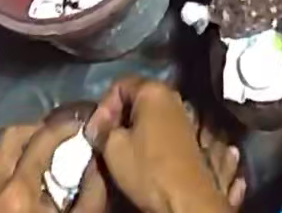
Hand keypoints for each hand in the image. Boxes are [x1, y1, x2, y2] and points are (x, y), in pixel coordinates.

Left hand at [0, 118, 105, 212]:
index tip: (83, 127)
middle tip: (60, 138)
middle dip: (38, 128)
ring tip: (42, 155)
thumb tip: (97, 166)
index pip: (43, 137)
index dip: (66, 126)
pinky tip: (22, 179)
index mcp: (19, 191)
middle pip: (12, 135)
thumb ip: (91, 198)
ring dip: (20, 145)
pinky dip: (6, 165)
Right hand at [90, 78, 242, 212]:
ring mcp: (179, 112)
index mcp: (153, 89)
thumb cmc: (148, 168)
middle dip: (115, 117)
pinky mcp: (184, 131)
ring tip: (116, 151)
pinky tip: (135, 156)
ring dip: (128, 128)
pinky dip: (143, 136)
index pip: (119, 84)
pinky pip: (157, 124)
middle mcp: (169, 93)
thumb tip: (97, 126)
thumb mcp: (115, 149)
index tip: (96, 131)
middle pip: (133, 97)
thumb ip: (102, 130)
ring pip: (145, 112)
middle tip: (102, 141)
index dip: (103, 106)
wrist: (185, 197)